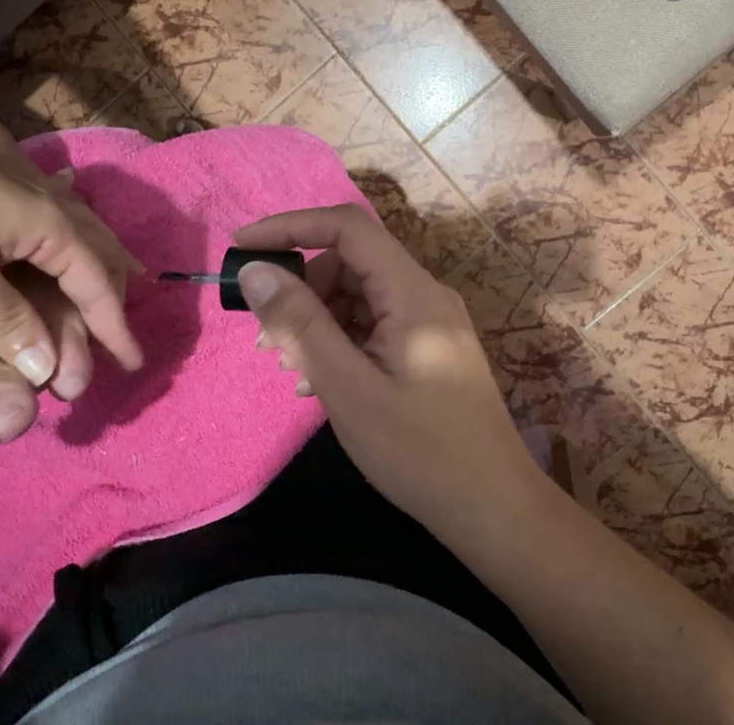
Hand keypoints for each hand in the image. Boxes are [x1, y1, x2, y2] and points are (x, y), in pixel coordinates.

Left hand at [0, 91, 143, 386]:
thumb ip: (4, 322)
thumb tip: (48, 370)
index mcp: (47, 222)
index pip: (96, 282)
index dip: (114, 326)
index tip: (133, 363)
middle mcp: (49, 203)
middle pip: (100, 254)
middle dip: (114, 297)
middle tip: (122, 339)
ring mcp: (24, 190)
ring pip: (82, 235)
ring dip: (100, 269)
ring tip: (116, 294)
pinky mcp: (0, 189)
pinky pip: (59, 225)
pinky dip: (75, 249)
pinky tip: (67, 253)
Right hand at [231, 205, 545, 533]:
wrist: (492, 506)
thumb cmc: (420, 450)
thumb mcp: (348, 388)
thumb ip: (301, 325)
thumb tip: (256, 270)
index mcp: (412, 292)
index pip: (347, 227)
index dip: (290, 227)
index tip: (241, 249)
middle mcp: (425, 295)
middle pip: (351, 263)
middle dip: (301, 290)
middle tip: (265, 341)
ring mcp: (430, 323)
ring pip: (360, 297)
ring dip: (317, 322)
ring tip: (292, 371)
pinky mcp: (428, 350)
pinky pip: (375, 326)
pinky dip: (341, 343)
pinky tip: (321, 383)